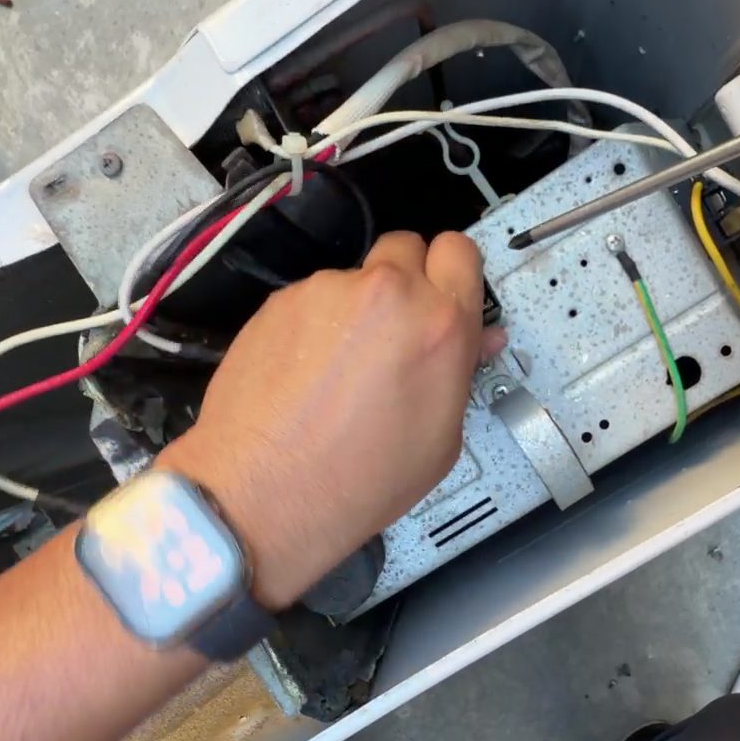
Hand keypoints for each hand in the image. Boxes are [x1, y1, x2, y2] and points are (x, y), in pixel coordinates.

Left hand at [157, 232, 500, 608]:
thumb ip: (461, 373)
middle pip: (409, 247)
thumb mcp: (441, 442)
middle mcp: (386, 294)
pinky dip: (316, 323)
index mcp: (440, 325)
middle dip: (409, 281)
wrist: (264, 493)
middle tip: (399, 331)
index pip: (461, 251)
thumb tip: (475, 340)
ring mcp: (327, 291)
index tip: (447, 291)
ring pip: (357, 277)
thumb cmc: (357, 482)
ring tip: (343, 369)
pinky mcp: (281, 300)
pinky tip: (308, 372)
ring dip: (358, 308)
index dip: (454, 273)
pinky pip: (313, 297)